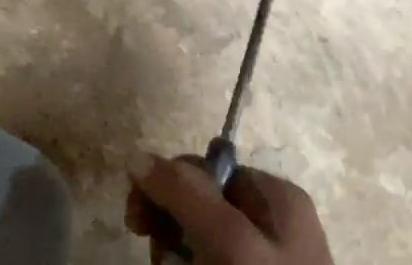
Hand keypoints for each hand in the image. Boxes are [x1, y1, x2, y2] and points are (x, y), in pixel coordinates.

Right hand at [127, 154, 332, 264]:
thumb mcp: (229, 242)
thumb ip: (184, 193)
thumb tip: (137, 157)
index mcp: (273, 196)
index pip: (202, 169)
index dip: (164, 188)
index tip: (137, 222)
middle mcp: (271, 220)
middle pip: (197, 201)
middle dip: (167, 226)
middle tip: (157, 257)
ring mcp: (263, 257)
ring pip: (198, 237)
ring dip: (173, 254)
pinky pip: (208, 261)